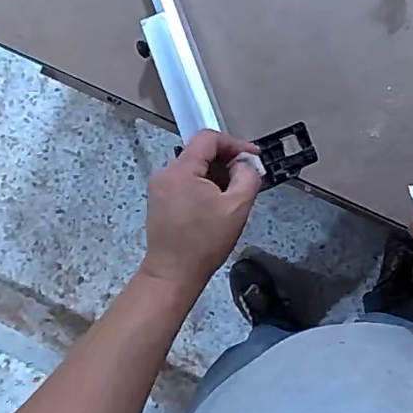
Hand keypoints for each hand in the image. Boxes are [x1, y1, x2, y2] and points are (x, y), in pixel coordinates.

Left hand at [139, 130, 262, 290]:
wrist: (173, 273)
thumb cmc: (205, 241)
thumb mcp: (236, 207)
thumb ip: (247, 177)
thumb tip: (245, 165)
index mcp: (181, 170)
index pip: (208, 138)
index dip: (234, 144)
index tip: (252, 158)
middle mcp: (166, 173)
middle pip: (200, 152)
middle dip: (226, 160)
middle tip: (246, 177)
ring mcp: (159, 187)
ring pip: (193, 167)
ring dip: (216, 174)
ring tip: (233, 194)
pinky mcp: (159, 201)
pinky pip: (184, 182)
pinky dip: (203, 185)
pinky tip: (215, 205)